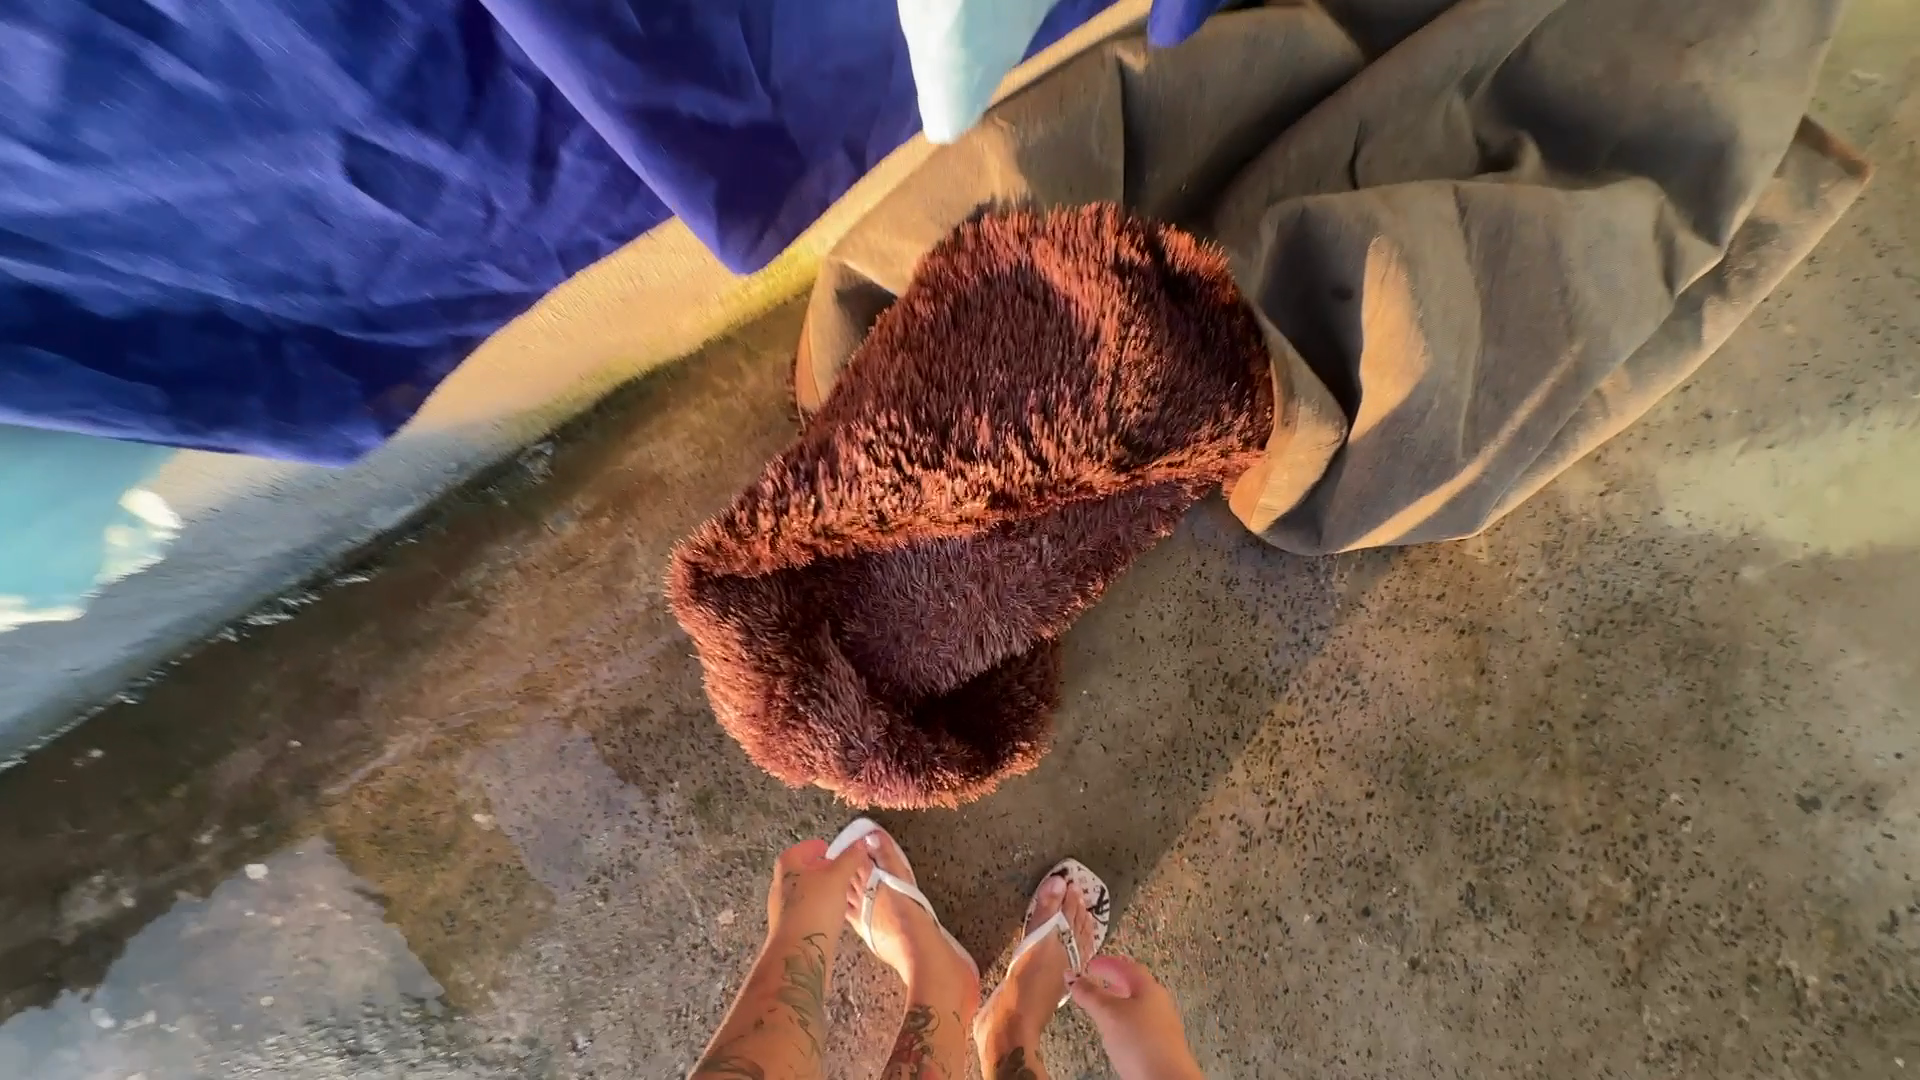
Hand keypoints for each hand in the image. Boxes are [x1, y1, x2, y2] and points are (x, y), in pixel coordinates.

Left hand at [766, 836, 869, 941]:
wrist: (799, 955)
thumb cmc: (814, 909)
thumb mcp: (838, 878)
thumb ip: (849, 859)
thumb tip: (859, 844)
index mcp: (787, 868)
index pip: (798, 850)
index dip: (813, 847)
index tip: (827, 848)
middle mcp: (780, 888)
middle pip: (799, 872)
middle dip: (818, 869)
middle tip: (836, 869)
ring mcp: (782, 911)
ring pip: (802, 893)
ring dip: (819, 890)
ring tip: (839, 892)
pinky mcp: (788, 931)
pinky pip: (804, 913)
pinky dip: (817, 909)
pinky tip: (832, 915)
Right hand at [1070, 955, 1205, 1079]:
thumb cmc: (1142, 1043)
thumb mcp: (1108, 1014)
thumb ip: (1090, 995)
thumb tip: (1072, 977)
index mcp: (1148, 987)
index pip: (1126, 966)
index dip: (1107, 963)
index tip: (1091, 965)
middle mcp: (1159, 1003)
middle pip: (1135, 986)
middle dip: (1114, 982)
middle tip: (1098, 982)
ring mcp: (1163, 1026)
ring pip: (1138, 1007)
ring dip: (1120, 1004)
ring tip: (1103, 1009)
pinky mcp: (1162, 1047)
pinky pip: (1142, 1027)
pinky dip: (1127, 1023)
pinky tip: (1118, 1034)